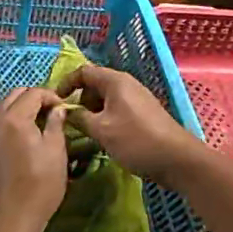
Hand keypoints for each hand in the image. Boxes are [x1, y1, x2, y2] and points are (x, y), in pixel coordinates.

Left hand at [0, 87, 67, 230]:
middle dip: (34, 97)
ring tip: (41, 121)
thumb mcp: (56, 151)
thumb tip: (58, 109)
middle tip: (52, 110)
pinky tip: (26, 135)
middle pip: (15, 95)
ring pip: (5, 107)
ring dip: (22, 107)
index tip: (64, 108)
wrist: (14, 214)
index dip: (51, 96)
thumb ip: (56, 124)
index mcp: (15, 118)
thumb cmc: (41, 183)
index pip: (33, 93)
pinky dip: (13, 119)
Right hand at [57, 64, 206, 184]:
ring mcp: (137, 98)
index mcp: (115, 81)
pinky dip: (106, 118)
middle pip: (94, 84)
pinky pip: (117, 109)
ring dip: (93, 111)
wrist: (177, 159)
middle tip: (72, 120)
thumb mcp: (101, 130)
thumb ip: (79, 118)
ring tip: (86, 131)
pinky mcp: (143, 113)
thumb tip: (64, 111)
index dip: (66, 83)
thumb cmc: (136, 140)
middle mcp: (126, 84)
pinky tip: (105, 137)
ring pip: (106, 98)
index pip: (83, 72)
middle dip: (80, 99)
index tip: (55, 102)